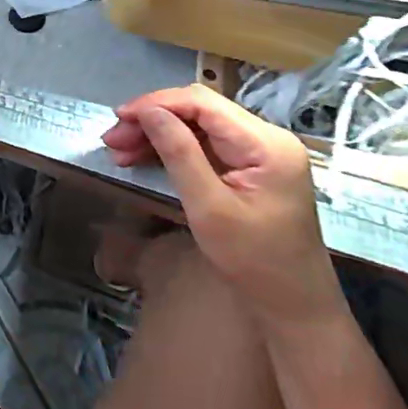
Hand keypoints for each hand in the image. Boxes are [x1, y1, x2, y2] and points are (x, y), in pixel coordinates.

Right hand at [103, 85, 343, 323]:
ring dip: (158, 133)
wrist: (294, 305)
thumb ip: (179, 153)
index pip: (203, 103)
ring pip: (198, 125)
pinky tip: (144, 157)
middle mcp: (268, 137)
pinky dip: (174, 147)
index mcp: (266, 144)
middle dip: (153, 119)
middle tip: (113, 139)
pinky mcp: (251, 165)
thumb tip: (148, 111)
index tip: (119, 118)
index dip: (156, 104)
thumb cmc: (253, 261)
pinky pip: (206, 143)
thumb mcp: (209, 208)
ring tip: (120, 150)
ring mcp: (261, 151)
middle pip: (199, 110)